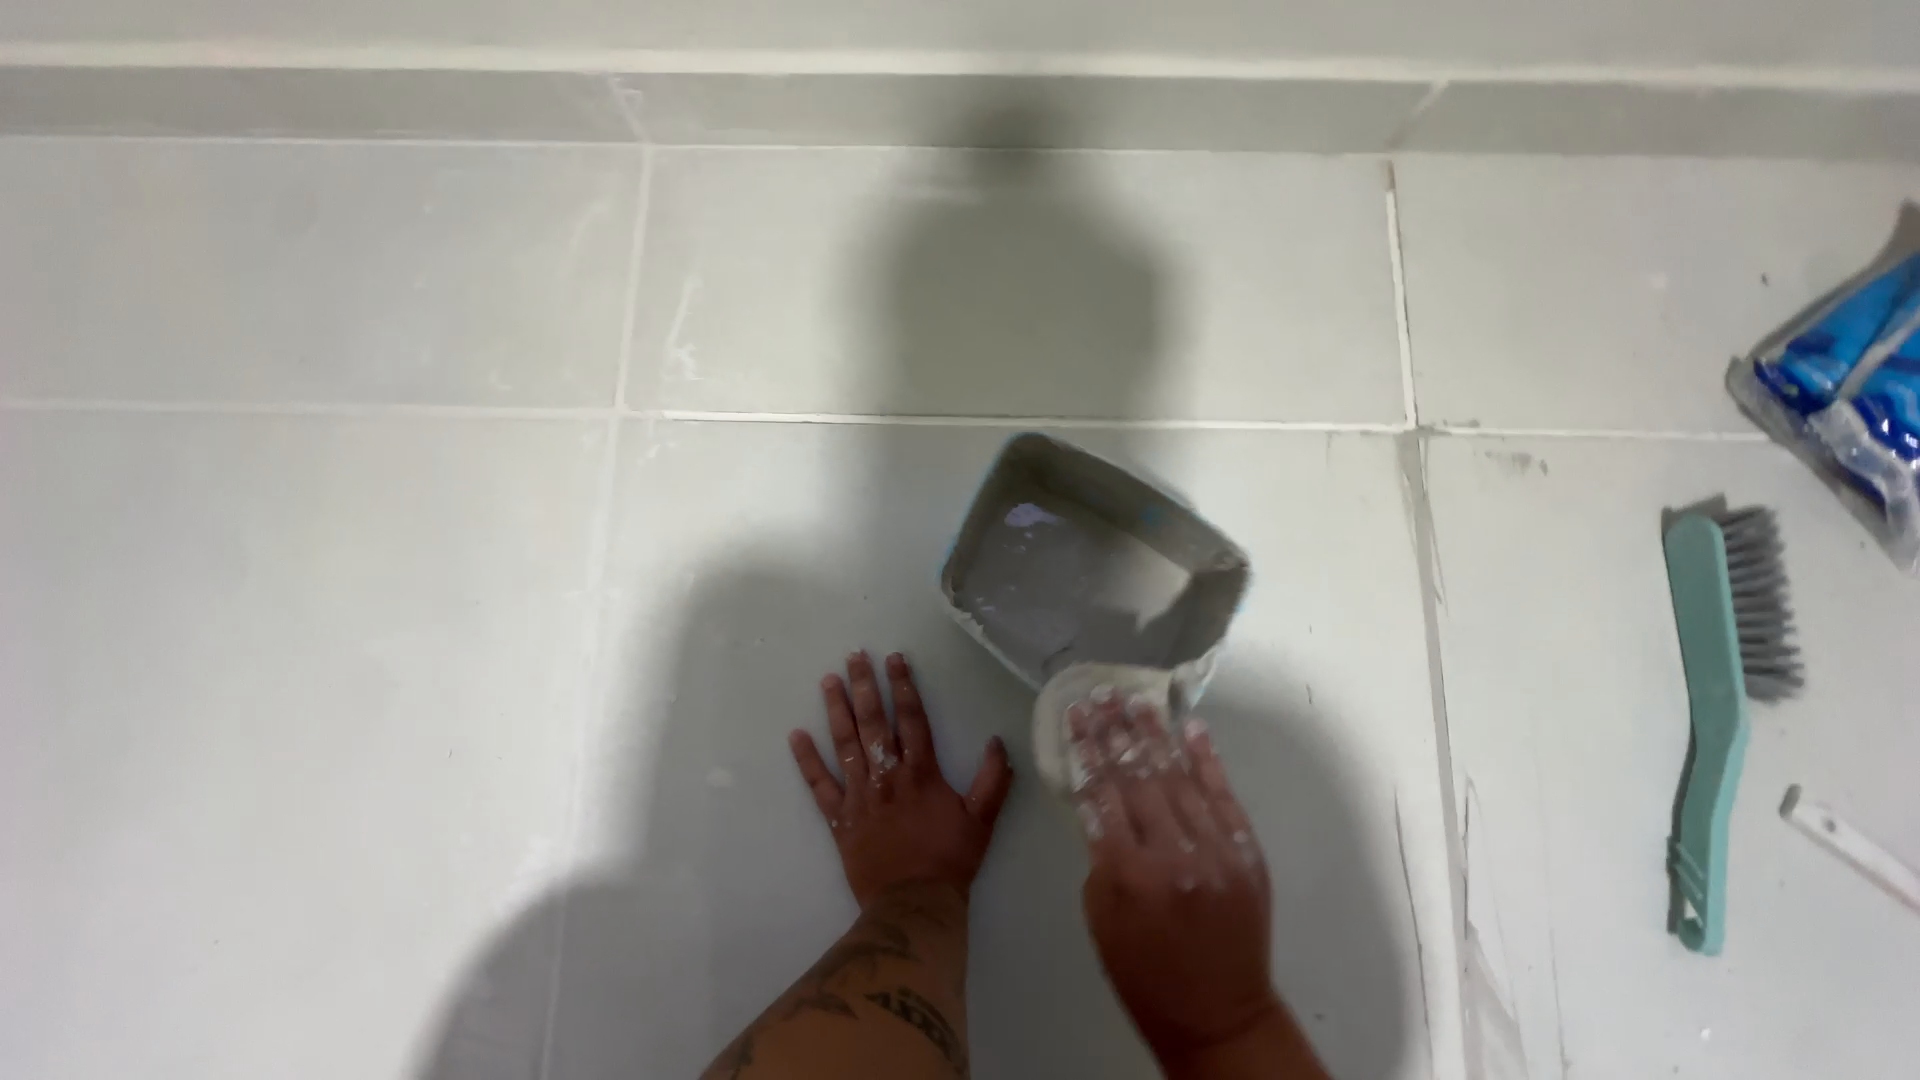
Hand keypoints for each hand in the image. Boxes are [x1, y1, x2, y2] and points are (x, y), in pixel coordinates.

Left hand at [790, 651, 1014, 907]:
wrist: (913, 903)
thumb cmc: (950, 860)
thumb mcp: (982, 820)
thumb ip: (993, 780)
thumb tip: (998, 741)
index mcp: (921, 772)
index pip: (911, 718)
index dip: (903, 686)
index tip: (894, 659)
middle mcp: (888, 776)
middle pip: (873, 722)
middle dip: (864, 686)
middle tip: (854, 656)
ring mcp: (860, 795)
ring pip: (845, 745)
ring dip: (836, 710)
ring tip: (828, 681)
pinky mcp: (840, 818)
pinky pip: (820, 785)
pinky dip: (807, 760)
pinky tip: (796, 736)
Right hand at [1071, 692, 1283, 1064]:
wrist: (1218, 1014)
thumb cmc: (1142, 971)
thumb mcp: (1100, 914)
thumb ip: (1101, 852)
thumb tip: (1103, 802)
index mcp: (1127, 872)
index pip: (1100, 792)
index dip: (1086, 748)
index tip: (1076, 714)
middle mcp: (1172, 853)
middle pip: (1137, 775)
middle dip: (1115, 729)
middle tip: (1102, 693)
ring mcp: (1215, 850)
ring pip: (1179, 777)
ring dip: (1155, 734)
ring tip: (1137, 699)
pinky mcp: (1246, 853)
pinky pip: (1224, 796)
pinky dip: (1207, 759)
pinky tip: (1191, 728)